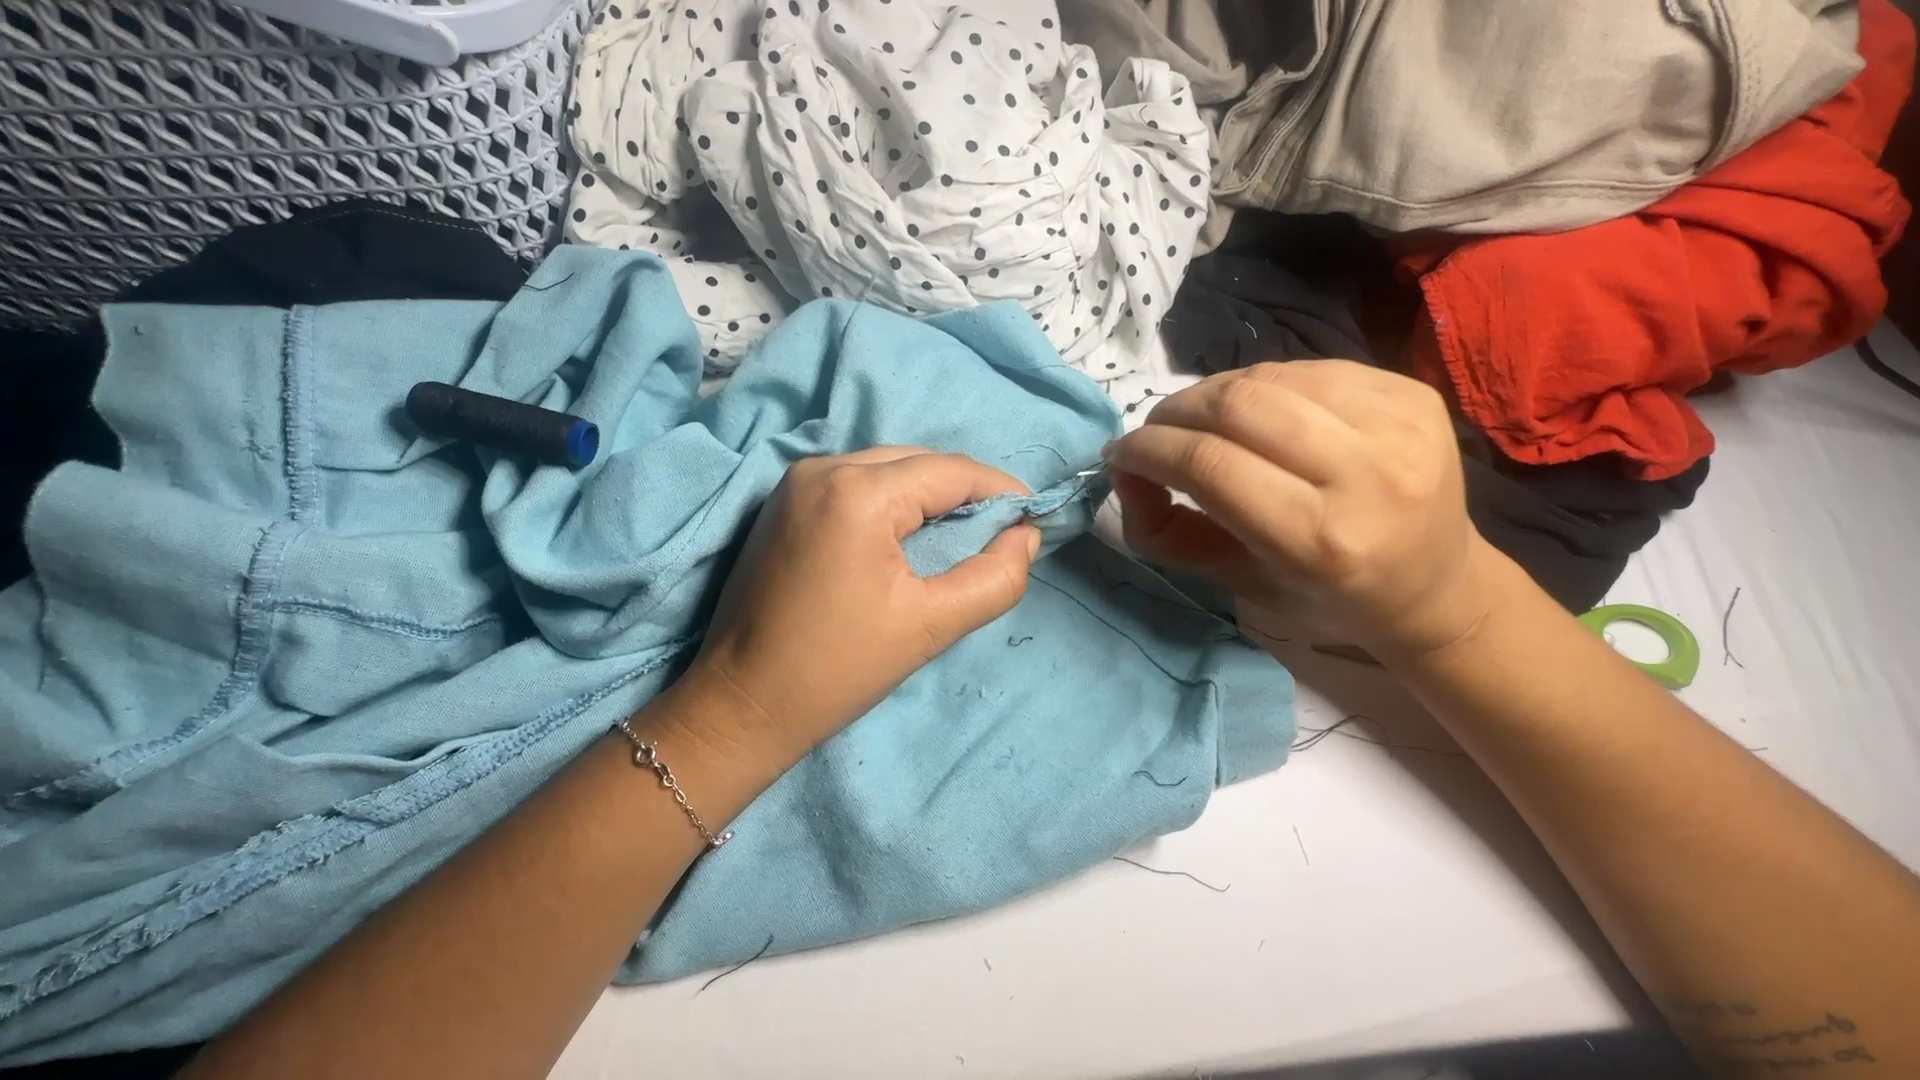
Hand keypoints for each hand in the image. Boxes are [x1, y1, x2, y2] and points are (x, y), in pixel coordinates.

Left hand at [672, 448, 1040, 768]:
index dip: (1001, 491)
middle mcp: (822, 468)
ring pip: (887, 469)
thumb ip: (994, 577)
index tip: (1035, 517)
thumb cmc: (837, 670)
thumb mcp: (931, 625)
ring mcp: (795, 482)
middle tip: (1002, 531)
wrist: (742, 704)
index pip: (950, 472)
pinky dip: (892, 500)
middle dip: (966, 492)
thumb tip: (1025, 537)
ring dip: (929, 494)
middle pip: (918, 462)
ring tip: (963, 533)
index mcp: (857, 493)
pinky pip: (855, 483)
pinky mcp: (781, 502)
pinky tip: (909, 534)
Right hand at [1103, 360, 1510, 659]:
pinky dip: (1263, 385)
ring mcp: (1400, 426)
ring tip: (1198, 421)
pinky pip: (1309, 368)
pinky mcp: (1414, 394)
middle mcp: (1368, 476)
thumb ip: (1166, 533)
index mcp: (1321, 541)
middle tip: (1154, 432)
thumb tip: (1126, 470)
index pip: (1211, 465)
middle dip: (1175, 411)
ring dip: (1213, 393)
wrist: (1435, 586)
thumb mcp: (1236, 583)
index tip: (1120, 454)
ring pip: (1270, 376)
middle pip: (1238, 407)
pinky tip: (1256, 413)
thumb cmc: (1323, 597)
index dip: (1150, 449)